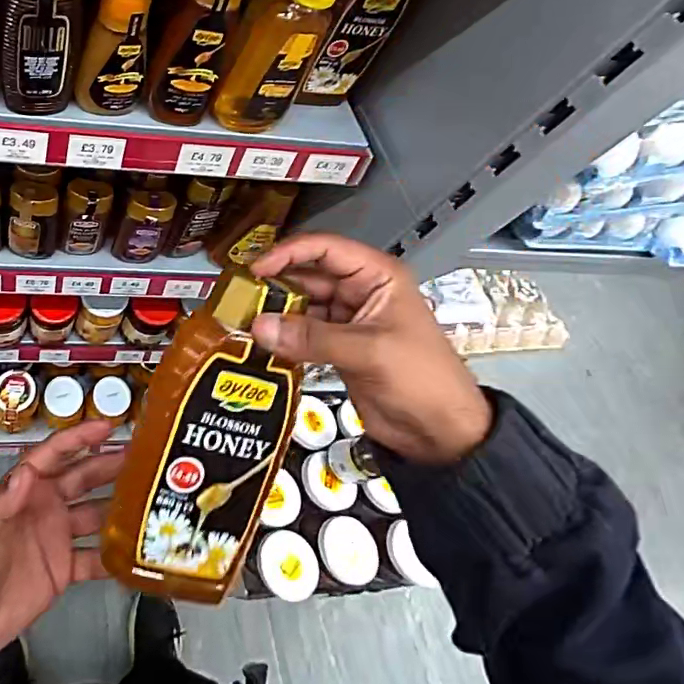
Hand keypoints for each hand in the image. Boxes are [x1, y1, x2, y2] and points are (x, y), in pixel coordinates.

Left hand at [0, 420, 123, 663]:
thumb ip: (0, 505)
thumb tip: (26, 473)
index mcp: (23, 492)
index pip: (53, 456)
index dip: (78, 439)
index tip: (105, 426)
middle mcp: (43, 508)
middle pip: (81, 479)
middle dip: (109, 465)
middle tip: (141, 457)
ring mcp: (55, 538)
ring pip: (94, 513)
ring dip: (118, 505)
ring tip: (148, 497)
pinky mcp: (62, 571)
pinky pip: (94, 558)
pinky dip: (114, 555)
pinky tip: (136, 551)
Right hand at [249, 234, 492, 466]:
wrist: (441, 434)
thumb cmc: (424, 380)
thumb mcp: (368, 351)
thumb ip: (312, 338)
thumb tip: (261, 327)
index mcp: (377, 277)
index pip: (325, 249)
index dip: (289, 253)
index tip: (257, 268)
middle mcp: (360, 292)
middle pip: (308, 275)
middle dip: (275, 284)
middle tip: (242, 296)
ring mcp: (347, 320)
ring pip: (301, 304)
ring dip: (276, 312)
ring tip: (245, 319)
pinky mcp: (337, 346)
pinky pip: (302, 332)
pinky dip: (283, 336)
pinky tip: (263, 340)